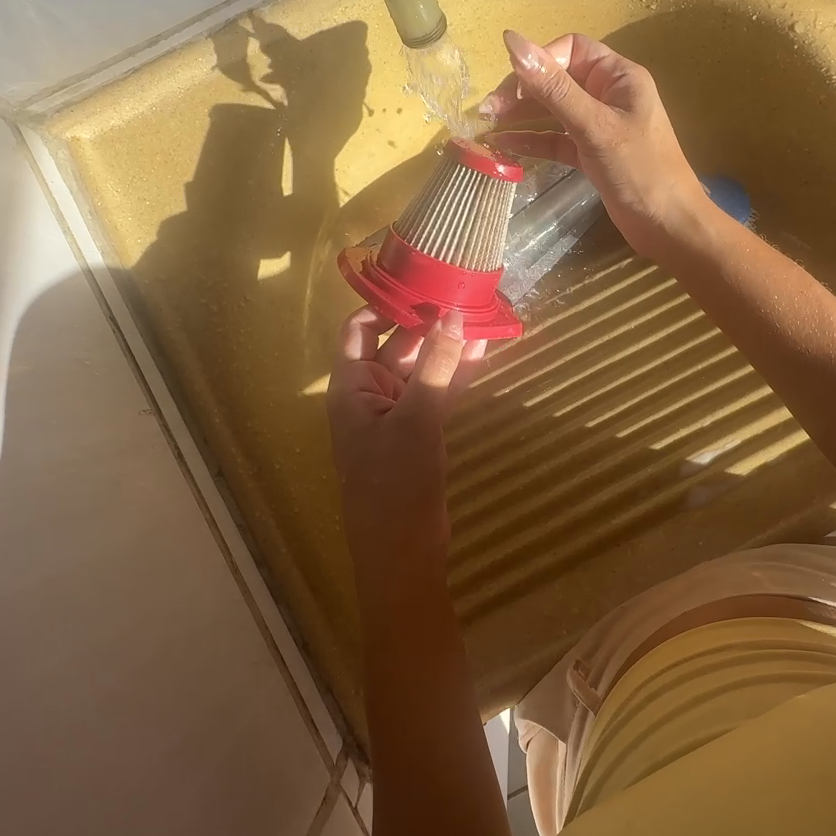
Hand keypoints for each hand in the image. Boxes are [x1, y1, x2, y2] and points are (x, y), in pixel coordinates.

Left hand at [327, 307, 485, 577]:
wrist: (403, 552)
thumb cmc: (396, 483)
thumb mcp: (416, 419)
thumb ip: (435, 364)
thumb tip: (454, 314)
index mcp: (351, 386)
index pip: (359, 329)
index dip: (385, 304)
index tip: (422, 283)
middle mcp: (370, 393)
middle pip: (396, 344)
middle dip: (429, 321)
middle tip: (464, 291)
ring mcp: (397, 413)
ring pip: (423, 368)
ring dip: (448, 346)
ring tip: (482, 314)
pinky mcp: (420, 432)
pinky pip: (437, 392)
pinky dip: (456, 374)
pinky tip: (483, 351)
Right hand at [481, 30, 711, 258]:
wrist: (669, 227)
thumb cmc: (640, 171)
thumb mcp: (594, 127)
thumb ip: (553, 89)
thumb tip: (513, 43)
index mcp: (619, 77)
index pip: (571, 50)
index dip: (539, 60)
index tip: (511, 83)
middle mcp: (608, 96)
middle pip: (557, 80)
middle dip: (523, 90)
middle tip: (489, 109)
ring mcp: (599, 126)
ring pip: (553, 111)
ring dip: (522, 115)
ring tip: (487, 125)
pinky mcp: (590, 154)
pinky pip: (556, 140)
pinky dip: (532, 141)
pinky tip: (505, 145)